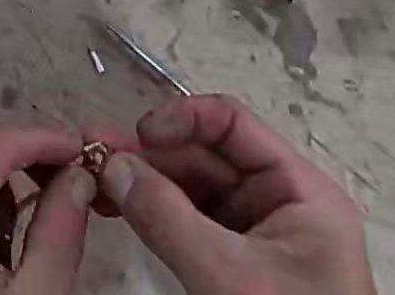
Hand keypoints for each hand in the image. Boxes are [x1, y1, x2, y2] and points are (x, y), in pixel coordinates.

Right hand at [93, 95, 376, 294]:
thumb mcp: (228, 277)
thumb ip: (169, 218)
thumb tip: (113, 166)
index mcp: (299, 189)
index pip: (234, 125)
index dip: (184, 118)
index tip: (139, 132)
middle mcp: (278, 202)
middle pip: (207, 156)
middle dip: (151, 152)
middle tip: (95, 150)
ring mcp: (255, 235)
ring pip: (193, 188)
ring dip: (145, 180)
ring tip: (95, 177)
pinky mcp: (235, 265)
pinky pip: (190, 223)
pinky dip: (154, 212)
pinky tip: (119, 206)